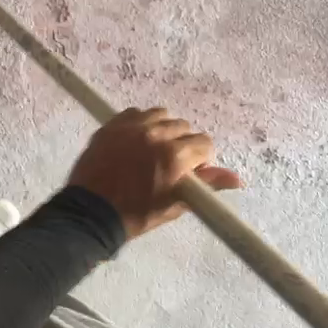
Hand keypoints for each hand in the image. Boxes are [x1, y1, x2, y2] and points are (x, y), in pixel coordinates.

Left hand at [67, 108, 242, 238]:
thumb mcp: (175, 204)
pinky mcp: (111, 126)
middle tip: (169, 162)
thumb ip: (206, 186)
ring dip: (162, 129)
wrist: (90, 213)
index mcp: (175, 156)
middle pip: (183, 127)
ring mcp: (131, 127)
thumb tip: (237, 179)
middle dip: (182, 143)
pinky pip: (134, 113)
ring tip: (152, 148)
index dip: (200, 159)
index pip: (204, 143)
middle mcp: (156, 135)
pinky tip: (135, 139)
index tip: (189, 171)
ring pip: (160, 115)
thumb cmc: (136, 214)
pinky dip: (139, 122)